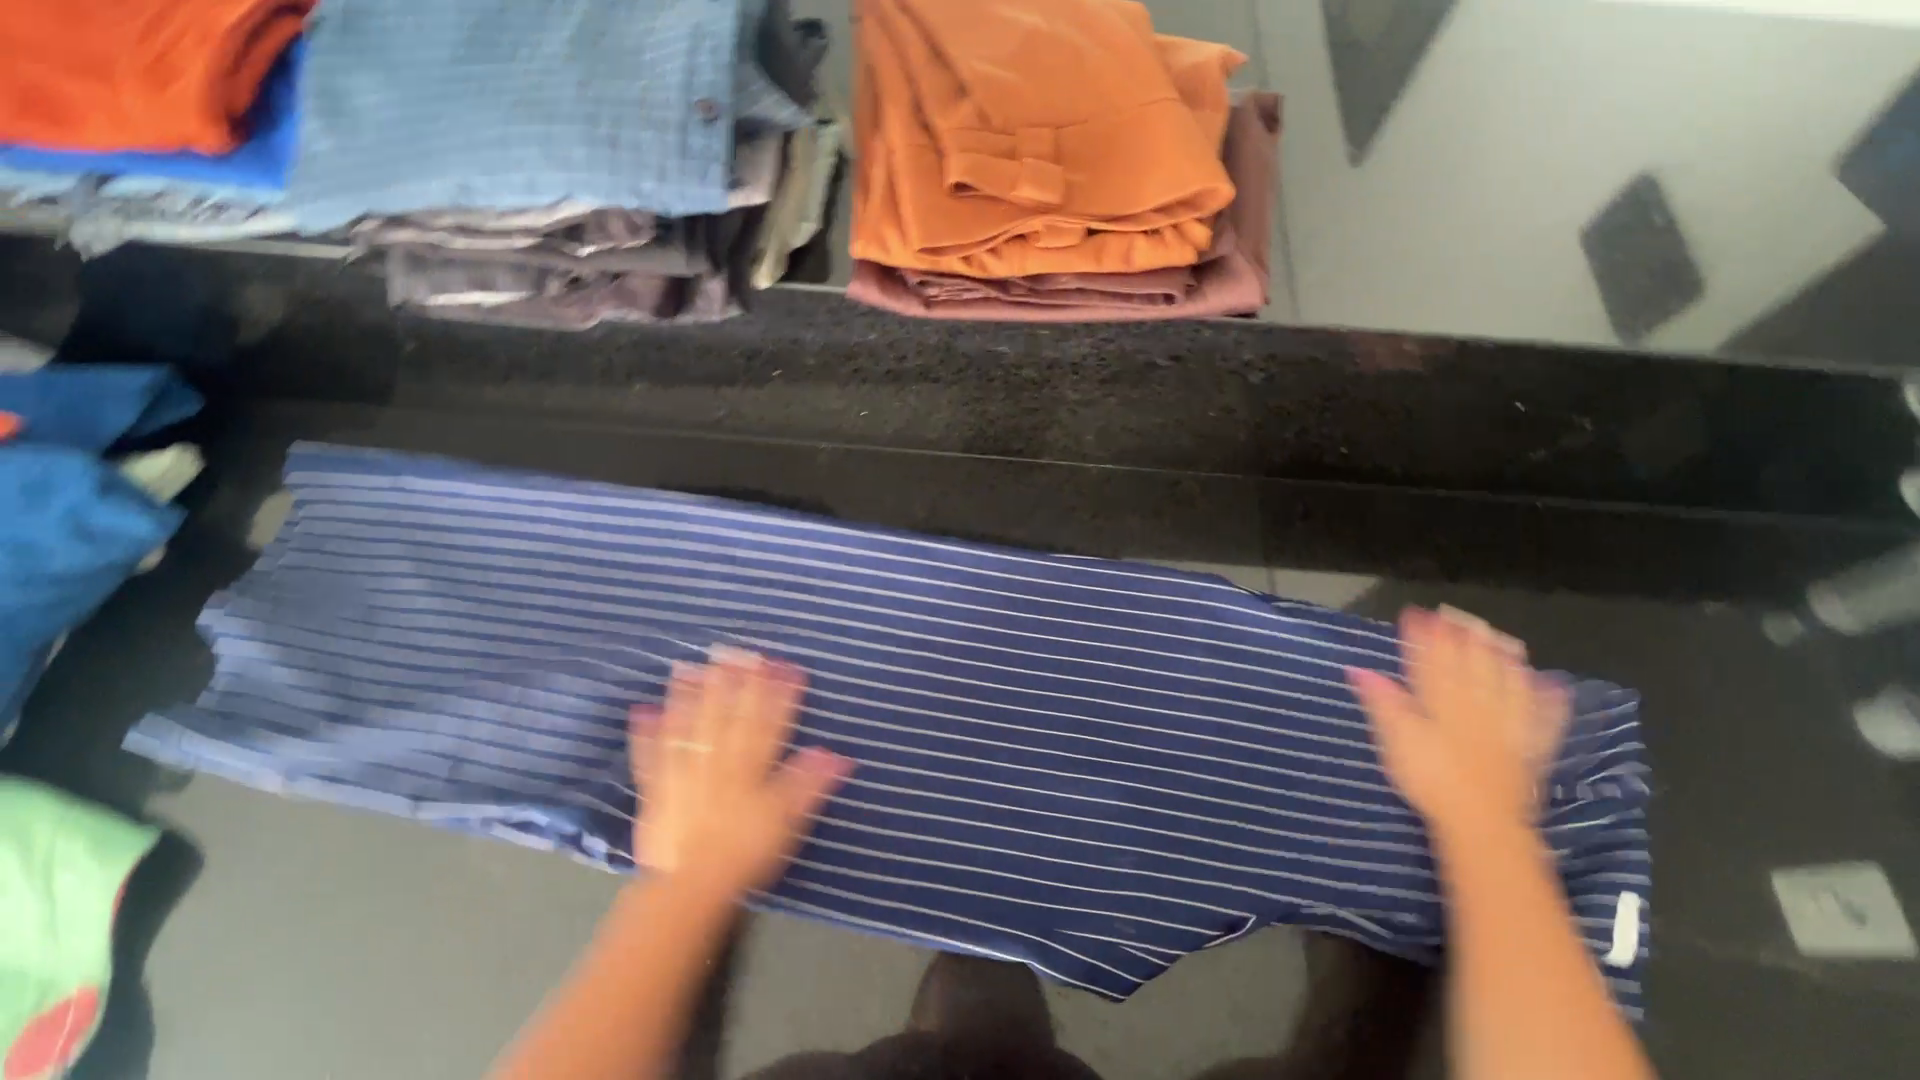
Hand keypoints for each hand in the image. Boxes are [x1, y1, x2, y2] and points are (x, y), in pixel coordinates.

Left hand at [629, 647, 851, 900]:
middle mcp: (717, 761)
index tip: (786, 664)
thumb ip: (808, 785)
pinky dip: (648, 731)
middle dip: (735, 680)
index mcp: (751, 767)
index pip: (769, 722)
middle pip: (727, 714)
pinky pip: (652, 754)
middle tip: (739, 649)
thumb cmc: (745, 854)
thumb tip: (835, 753)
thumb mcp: (787, 822)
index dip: (779, 693)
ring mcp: (683, 772)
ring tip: (693, 664)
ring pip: (689, 725)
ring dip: (691, 693)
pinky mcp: (656, 789)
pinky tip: (645, 708)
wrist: (689, 887)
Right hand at [1346, 607, 1568, 836]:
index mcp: (1441, 702)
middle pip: (1471, 665)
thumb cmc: (1430, 779)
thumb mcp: (1395, 740)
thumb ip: (1382, 702)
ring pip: (1507, 682)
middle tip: (1460, 617)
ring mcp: (1507, 725)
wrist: (1481, 821)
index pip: (1431, 661)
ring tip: (1500, 638)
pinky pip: (1543, 717)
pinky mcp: (1530, 747)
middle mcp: (1476, 705)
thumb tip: (1359, 669)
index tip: (1417, 614)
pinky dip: (1548, 699)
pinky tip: (1552, 684)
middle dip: (1465, 638)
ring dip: (1503, 658)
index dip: (1424, 637)